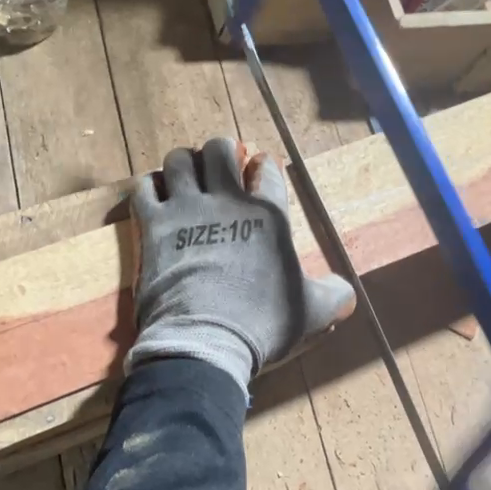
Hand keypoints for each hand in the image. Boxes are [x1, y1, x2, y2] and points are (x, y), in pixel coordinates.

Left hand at [125, 139, 355, 393]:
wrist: (205, 340)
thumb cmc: (262, 325)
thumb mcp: (312, 313)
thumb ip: (333, 295)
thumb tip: (346, 294)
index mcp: (268, 215)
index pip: (267, 171)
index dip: (264, 167)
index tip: (259, 171)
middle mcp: (226, 201)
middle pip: (219, 149)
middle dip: (221, 153)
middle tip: (220, 170)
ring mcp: (186, 209)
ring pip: (179, 160)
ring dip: (184, 165)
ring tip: (187, 179)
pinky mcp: (152, 225)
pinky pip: (145, 187)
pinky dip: (150, 186)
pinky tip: (156, 196)